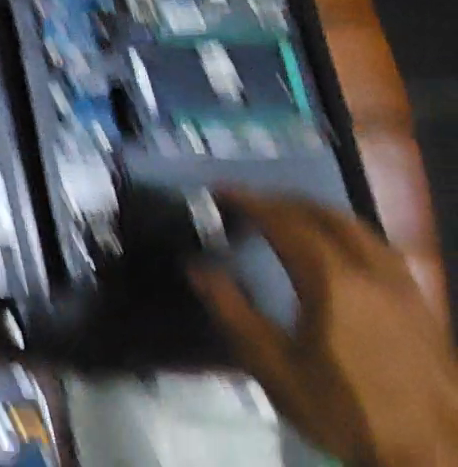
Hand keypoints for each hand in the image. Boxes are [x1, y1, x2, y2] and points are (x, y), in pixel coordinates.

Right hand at [188, 194, 457, 464]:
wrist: (437, 459)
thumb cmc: (346, 408)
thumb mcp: (272, 363)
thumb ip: (231, 309)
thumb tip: (198, 267)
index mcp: (335, 282)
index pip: (287, 223)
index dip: (251, 202)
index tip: (219, 192)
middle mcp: (376, 277)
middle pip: (332, 218)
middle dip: (287, 202)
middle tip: (251, 202)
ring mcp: (409, 295)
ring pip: (366, 233)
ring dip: (322, 217)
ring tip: (291, 222)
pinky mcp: (426, 314)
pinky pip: (384, 255)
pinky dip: (351, 239)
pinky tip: (337, 258)